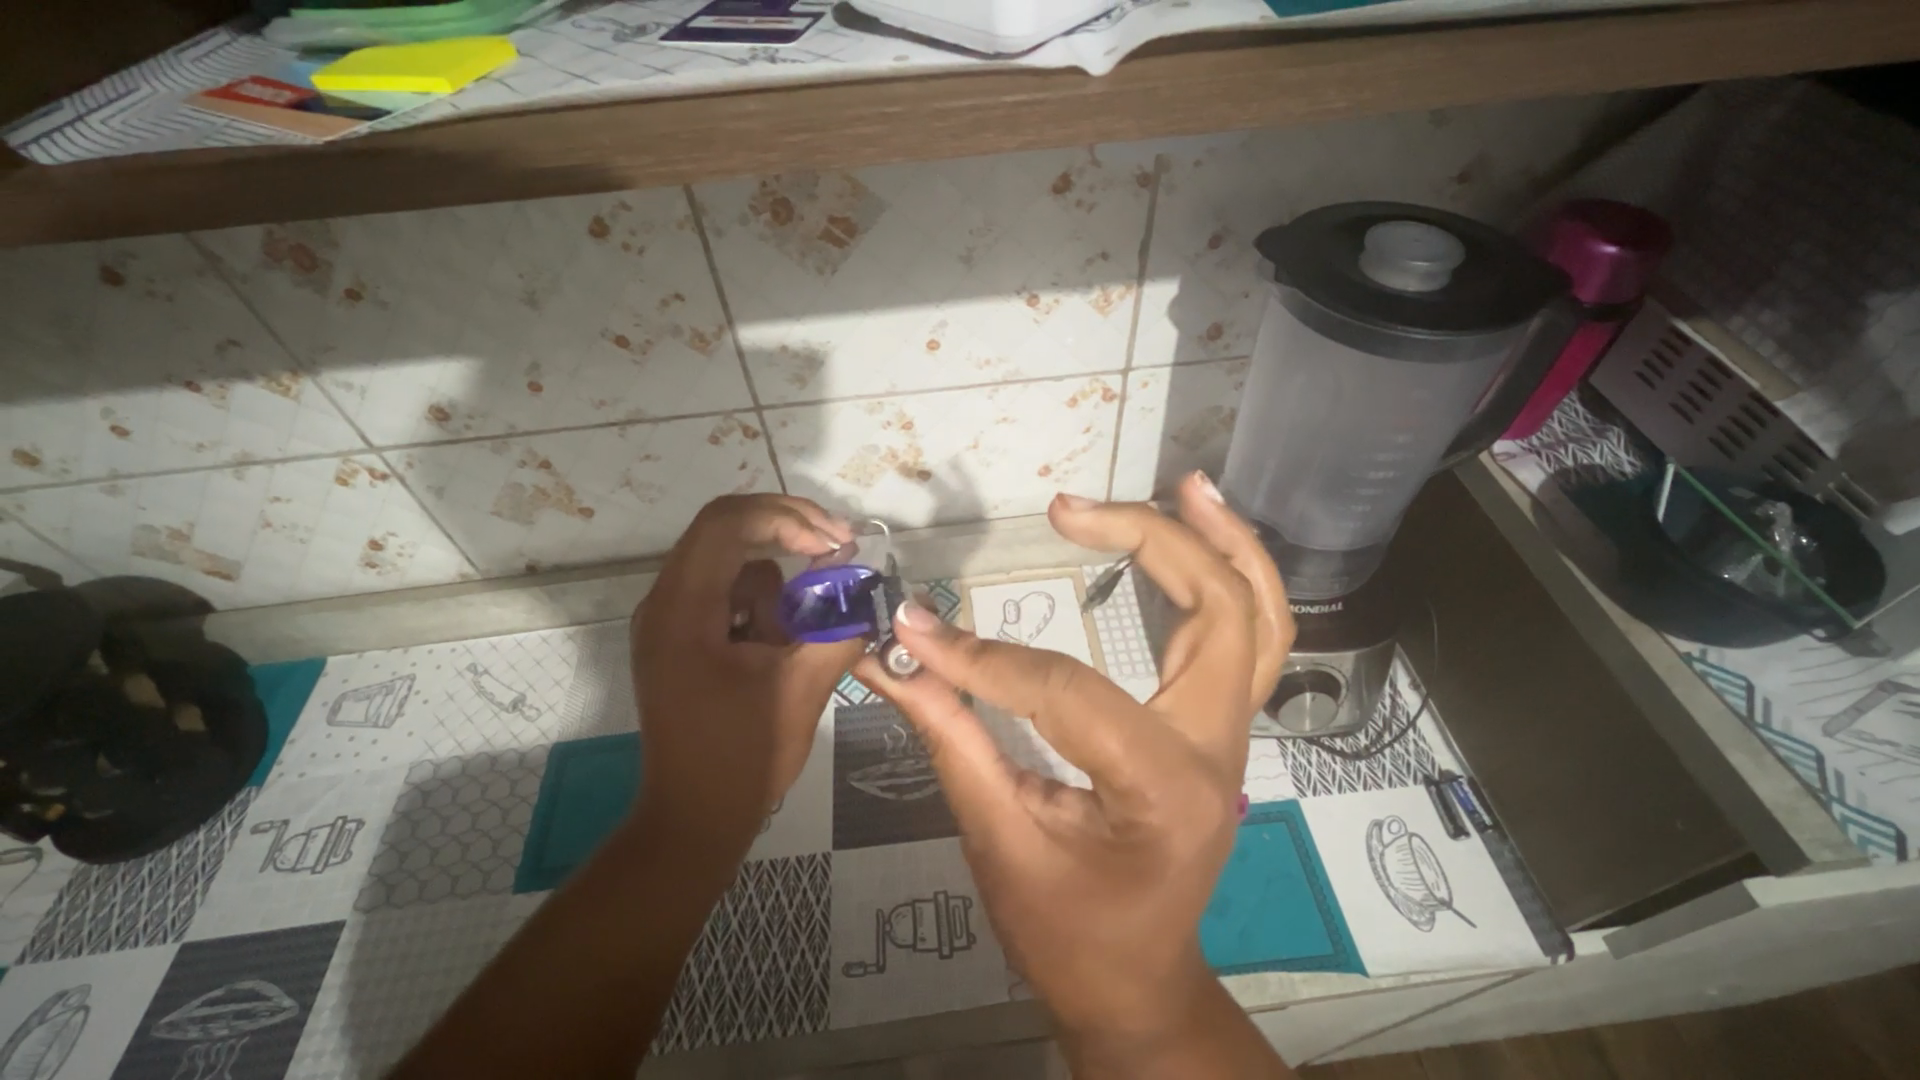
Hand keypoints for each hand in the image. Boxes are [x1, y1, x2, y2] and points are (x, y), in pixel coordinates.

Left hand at [631, 495, 865, 876]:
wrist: (695, 819)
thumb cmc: (742, 758)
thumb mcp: (801, 689)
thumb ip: (837, 627)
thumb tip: (864, 588)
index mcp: (682, 609)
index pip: (727, 522)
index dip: (787, 517)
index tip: (835, 542)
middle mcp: (666, 603)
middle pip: (728, 532)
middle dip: (790, 534)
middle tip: (841, 550)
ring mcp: (672, 621)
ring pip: (735, 566)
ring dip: (780, 584)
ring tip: (803, 634)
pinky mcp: (684, 639)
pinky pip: (731, 597)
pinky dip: (767, 607)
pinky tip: (784, 648)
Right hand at [854, 473, 1290, 1067]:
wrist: (1133, 982)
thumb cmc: (1065, 931)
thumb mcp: (998, 838)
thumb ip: (950, 734)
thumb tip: (896, 652)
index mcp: (1162, 786)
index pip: (1070, 690)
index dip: (985, 656)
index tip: (917, 627)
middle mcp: (1217, 748)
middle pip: (1218, 612)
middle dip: (1149, 543)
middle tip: (1070, 508)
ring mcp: (1234, 737)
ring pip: (1260, 617)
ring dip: (1225, 544)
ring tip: (1183, 485)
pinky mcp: (1224, 729)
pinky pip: (1251, 640)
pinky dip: (1235, 578)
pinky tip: (1201, 535)